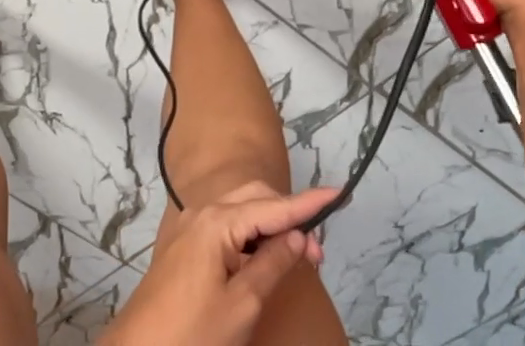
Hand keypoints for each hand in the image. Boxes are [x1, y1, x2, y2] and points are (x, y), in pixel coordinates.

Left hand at [101, 183, 334, 345]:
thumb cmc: (193, 331)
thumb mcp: (243, 303)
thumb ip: (273, 264)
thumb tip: (298, 235)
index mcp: (217, 222)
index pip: (273, 206)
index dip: (309, 202)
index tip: (340, 192)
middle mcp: (201, 213)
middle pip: (255, 197)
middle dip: (289, 214)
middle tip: (317, 251)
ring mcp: (189, 227)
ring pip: (240, 209)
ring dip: (270, 225)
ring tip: (298, 255)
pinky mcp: (184, 245)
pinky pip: (225, 225)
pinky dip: (250, 234)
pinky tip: (264, 255)